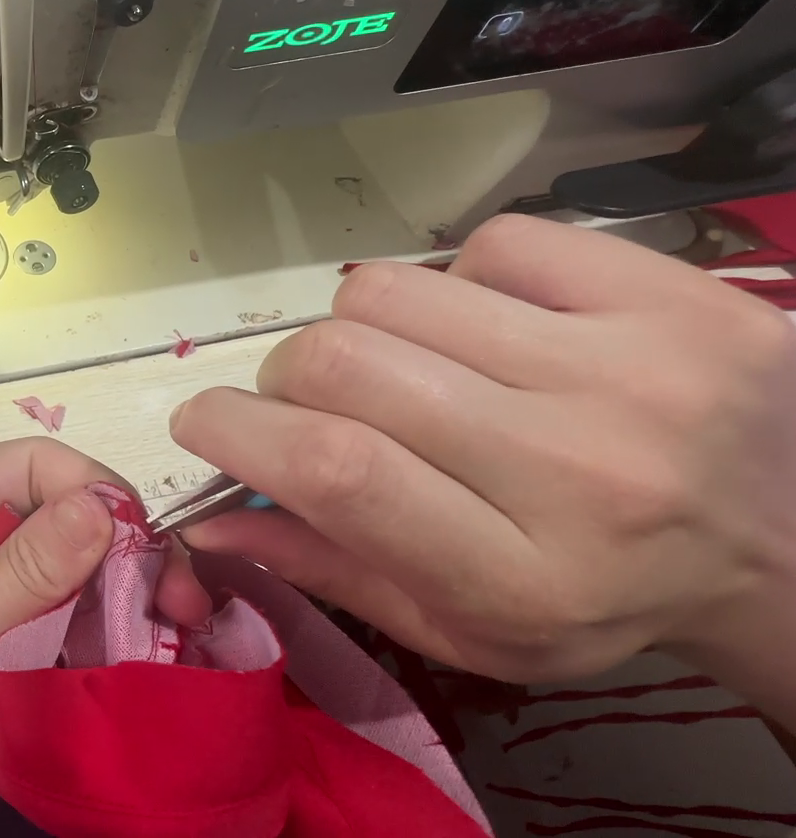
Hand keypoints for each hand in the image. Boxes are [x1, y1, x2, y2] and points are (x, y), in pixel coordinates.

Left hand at [0, 438, 204, 836]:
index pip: (28, 461)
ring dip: (104, 594)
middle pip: (47, 508)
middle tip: (177, 610)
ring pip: (49, 562)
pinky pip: (37, 608)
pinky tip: (118, 656)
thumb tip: (103, 503)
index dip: (94, 492)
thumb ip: (21, 571)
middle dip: (112, 549)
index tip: (150, 556)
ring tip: (163, 639)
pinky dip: (78, 627)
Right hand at [170, 215, 795, 713]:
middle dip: (287, 378)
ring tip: (408, 366)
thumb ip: (323, 569)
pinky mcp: (669, 294)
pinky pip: (485, 245)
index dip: (234, 428)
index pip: (332, 468)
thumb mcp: (457, 627)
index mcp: (515, 572)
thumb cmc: (597, 601)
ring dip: (360, 328)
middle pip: (338, 361)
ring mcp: (631, 367)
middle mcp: (577, 466)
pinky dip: (457, 284)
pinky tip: (494, 331)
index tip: (203, 422)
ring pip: (384, 290)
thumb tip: (204, 520)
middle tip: (317, 404)